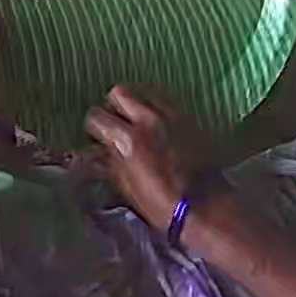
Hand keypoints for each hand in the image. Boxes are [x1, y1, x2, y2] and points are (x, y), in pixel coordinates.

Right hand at [84, 86, 194, 230]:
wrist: (207, 206)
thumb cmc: (162, 204)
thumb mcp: (127, 187)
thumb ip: (107, 163)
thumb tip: (88, 154)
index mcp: (129, 138)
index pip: (97, 117)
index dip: (94, 129)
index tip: (98, 140)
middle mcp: (148, 118)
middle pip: (119, 92)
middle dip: (113, 107)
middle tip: (116, 126)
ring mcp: (170, 114)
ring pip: (143, 90)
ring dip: (135, 103)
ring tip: (136, 123)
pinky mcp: (187, 116)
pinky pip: (164, 98)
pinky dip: (154, 106)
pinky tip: (156, 125)